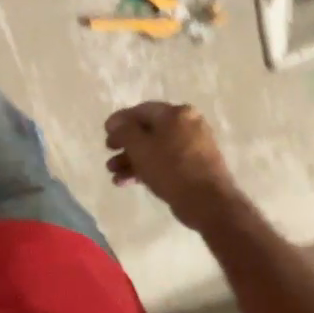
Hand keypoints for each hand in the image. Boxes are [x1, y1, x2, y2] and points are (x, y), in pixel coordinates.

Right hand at [104, 102, 232, 225]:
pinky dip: (147, 168)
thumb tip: (115, 122)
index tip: (105, 133)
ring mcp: (193, 146)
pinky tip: (127, 182)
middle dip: (125, 145)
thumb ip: (124, 131)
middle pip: (148, 131)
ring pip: (155, 148)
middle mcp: (188, 124)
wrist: (208, 201)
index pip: (141, 110)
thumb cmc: (171, 168)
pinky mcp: (195, 165)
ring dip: (132, 159)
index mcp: (176, 113)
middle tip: (109, 153)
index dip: (120, 121)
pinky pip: (166, 161)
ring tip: (114, 174)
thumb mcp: (140, 147)